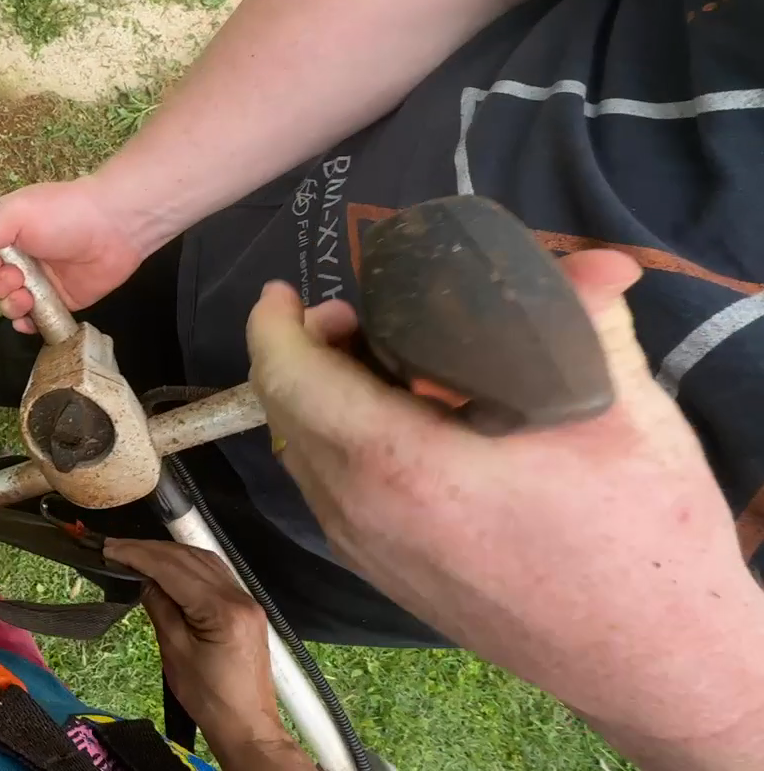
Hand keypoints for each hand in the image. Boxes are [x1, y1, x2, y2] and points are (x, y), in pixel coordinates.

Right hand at [0, 178, 162, 332]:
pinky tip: (29, 322)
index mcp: (6, 234)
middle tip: (18, 277)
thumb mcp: (15, 214)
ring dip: (11, 306)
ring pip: (9, 304)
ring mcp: (40, 281)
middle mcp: (20, 259)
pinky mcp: (60, 300)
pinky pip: (36, 319)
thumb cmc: (63, 212)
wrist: (116, 225)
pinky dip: (27, 324)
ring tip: (27, 297)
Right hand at [101, 540, 308, 768]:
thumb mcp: (174, 650)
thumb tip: (140, 577)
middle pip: (187, 557)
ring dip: (165, 551)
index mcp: (222, 610)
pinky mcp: (244, 606)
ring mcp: (246, 600)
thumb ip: (158, 605)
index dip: (137, 554)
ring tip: (134, 552)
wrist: (248, 728)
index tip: (108, 548)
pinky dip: (184, 561)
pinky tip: (165, 563)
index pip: (172, 568)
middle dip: (147, 549)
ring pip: (200, 558)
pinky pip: (211, 571)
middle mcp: (239, 597)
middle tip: (113, 546)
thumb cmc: (208, 697)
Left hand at [247, 250, 763, 767]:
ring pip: (294, 440)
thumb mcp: (623, 419)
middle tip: (346, 318)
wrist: (657, 668)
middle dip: (297, 348)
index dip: (273, 324)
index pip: (289, 375)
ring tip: (366, 361)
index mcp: (397, 461)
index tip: (279, 293)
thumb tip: (590, 262)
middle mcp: (352, 501)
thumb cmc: (641, 540)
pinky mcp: (364, 561)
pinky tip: (380, 419)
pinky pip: (317, 477)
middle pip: (282, 402)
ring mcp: (351, 537)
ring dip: (310, 390)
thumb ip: (584, 328)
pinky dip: (327, 432)